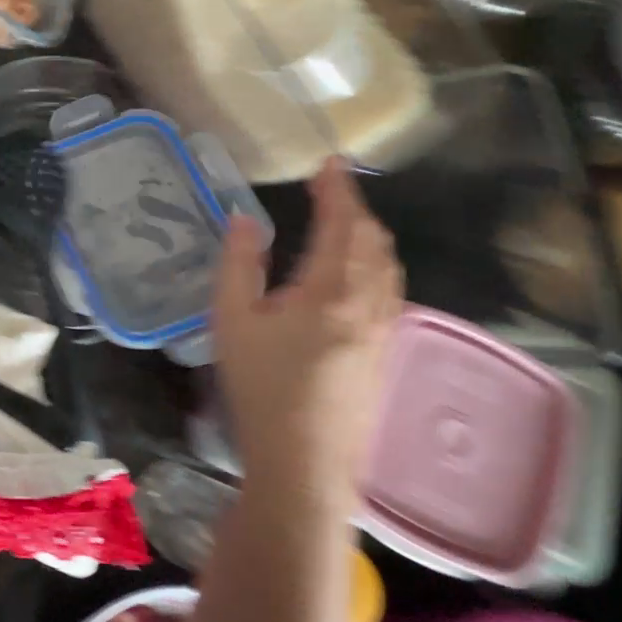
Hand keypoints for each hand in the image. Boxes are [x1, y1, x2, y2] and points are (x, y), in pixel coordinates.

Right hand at [211, 158, 402, 502]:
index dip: (338, 189)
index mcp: (332, 290)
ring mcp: (385, 329)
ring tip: (342, 220)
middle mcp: (370, 303)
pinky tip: (353, 271)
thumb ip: (239, 264)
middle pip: (375, 243)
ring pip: (388, 267)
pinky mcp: (385, 351)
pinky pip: (389, 288)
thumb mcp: (232, 320)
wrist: (306, 459)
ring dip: (368, 235)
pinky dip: (374, 261)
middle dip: (356, 208)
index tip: (330, 162)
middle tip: (330, 187)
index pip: (343, 225)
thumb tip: (244, 219)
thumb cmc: (261, 385)